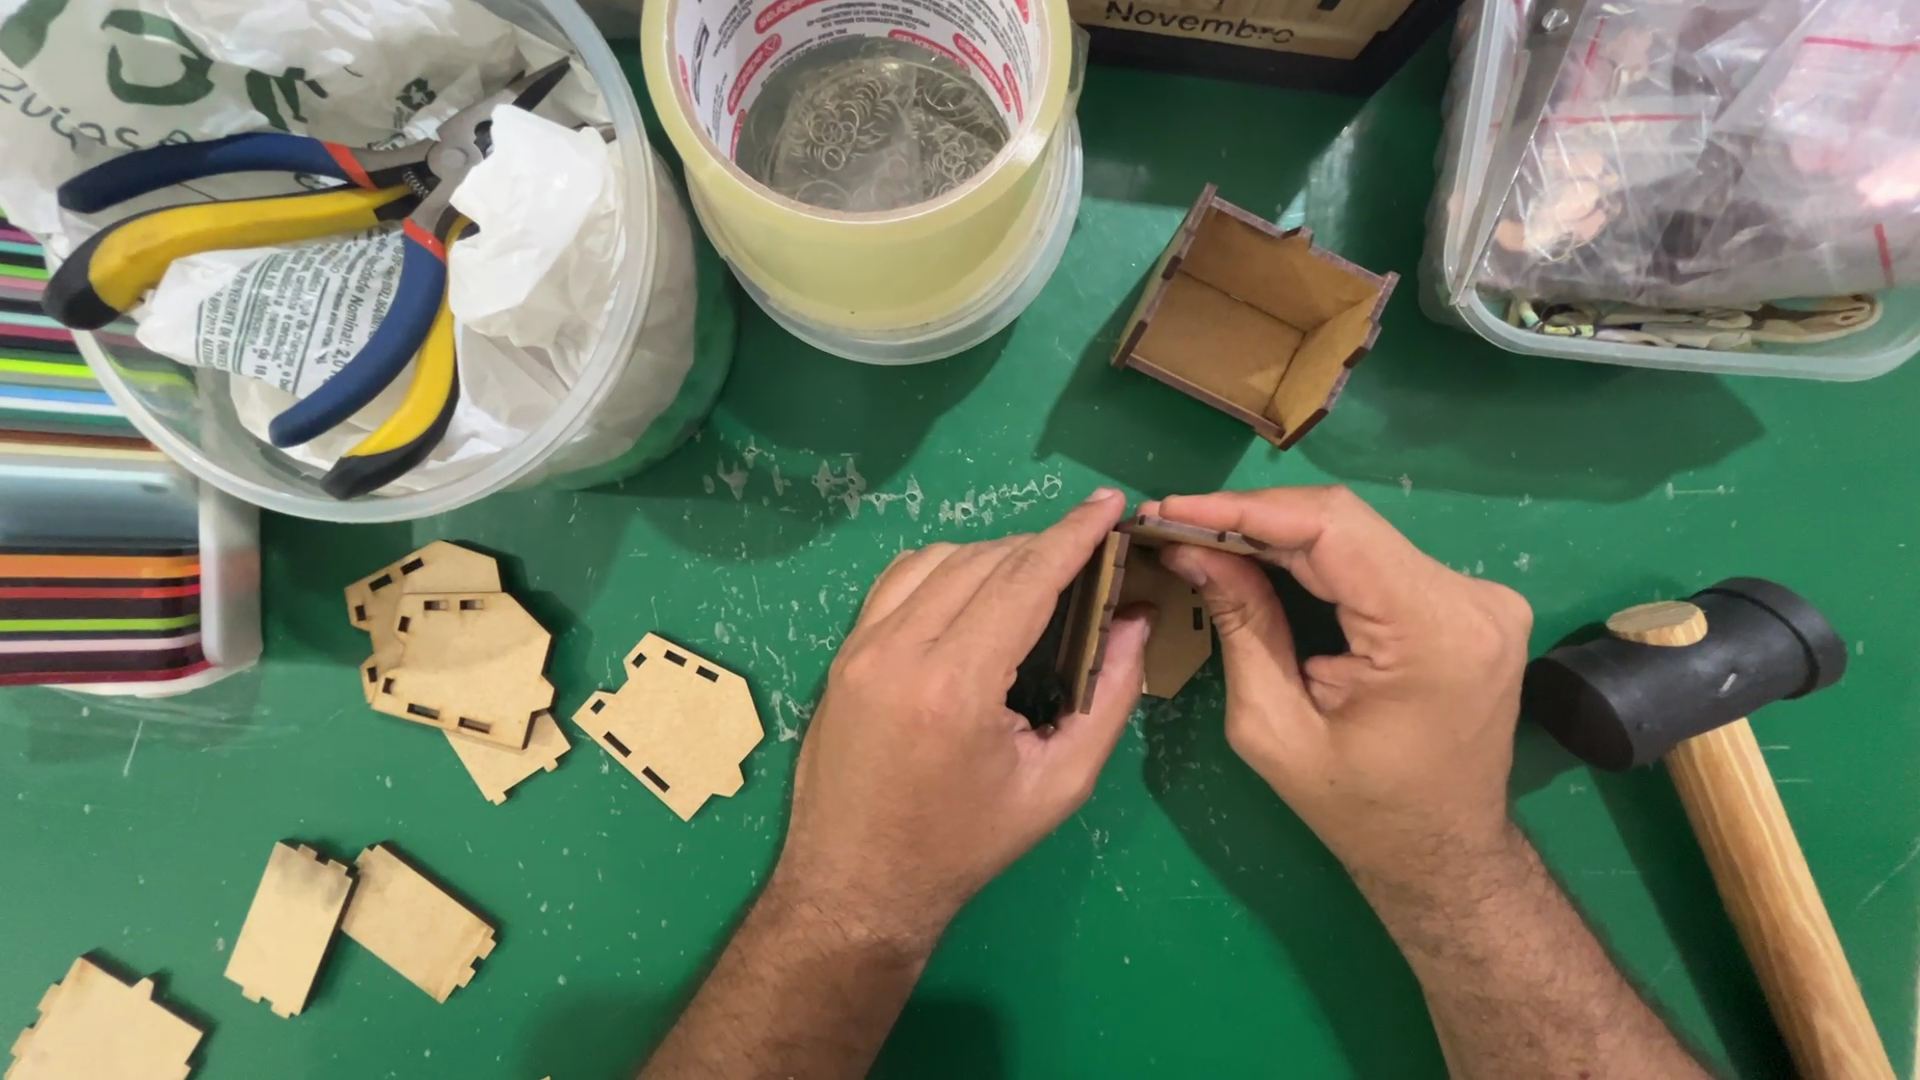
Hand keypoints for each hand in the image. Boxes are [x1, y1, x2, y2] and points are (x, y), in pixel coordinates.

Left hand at [774, 488, 1150, 951]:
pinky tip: (972, 583)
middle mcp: (900, 650)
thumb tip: (1133, 619)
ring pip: (939, 559)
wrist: (858, 883)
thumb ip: (1108, 695)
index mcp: (956, 686)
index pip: (1024, 579)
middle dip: (1042, 546)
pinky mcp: (844, 651)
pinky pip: (899, 578)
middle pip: (985, 561)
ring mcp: (861, 646)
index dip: (1073, 535)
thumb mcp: (1059, 784)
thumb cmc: (966, 844)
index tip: (1108, 504)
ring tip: (1035, 574)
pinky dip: (944, 565)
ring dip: (994, 553)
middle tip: (1085, 555)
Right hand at [1147, 487, 1532, 884]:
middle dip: (1246, 518)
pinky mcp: (1462, 599)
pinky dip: (1303, 552)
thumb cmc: (1356, 807)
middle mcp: (1468, 598)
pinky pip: (1367, 554)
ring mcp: (1474, 594)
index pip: (1329, 529)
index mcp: (1430, 633)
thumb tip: (1191, 551)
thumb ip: (1240, 624)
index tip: (1173, 509)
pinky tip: (1252, 555)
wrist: (1442, 851)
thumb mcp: (1272, 724)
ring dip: (1270, 532)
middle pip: (1338, 522)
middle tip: (1173, 522)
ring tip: (1199, 534)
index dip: (1243, 510)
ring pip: (1350, 532)